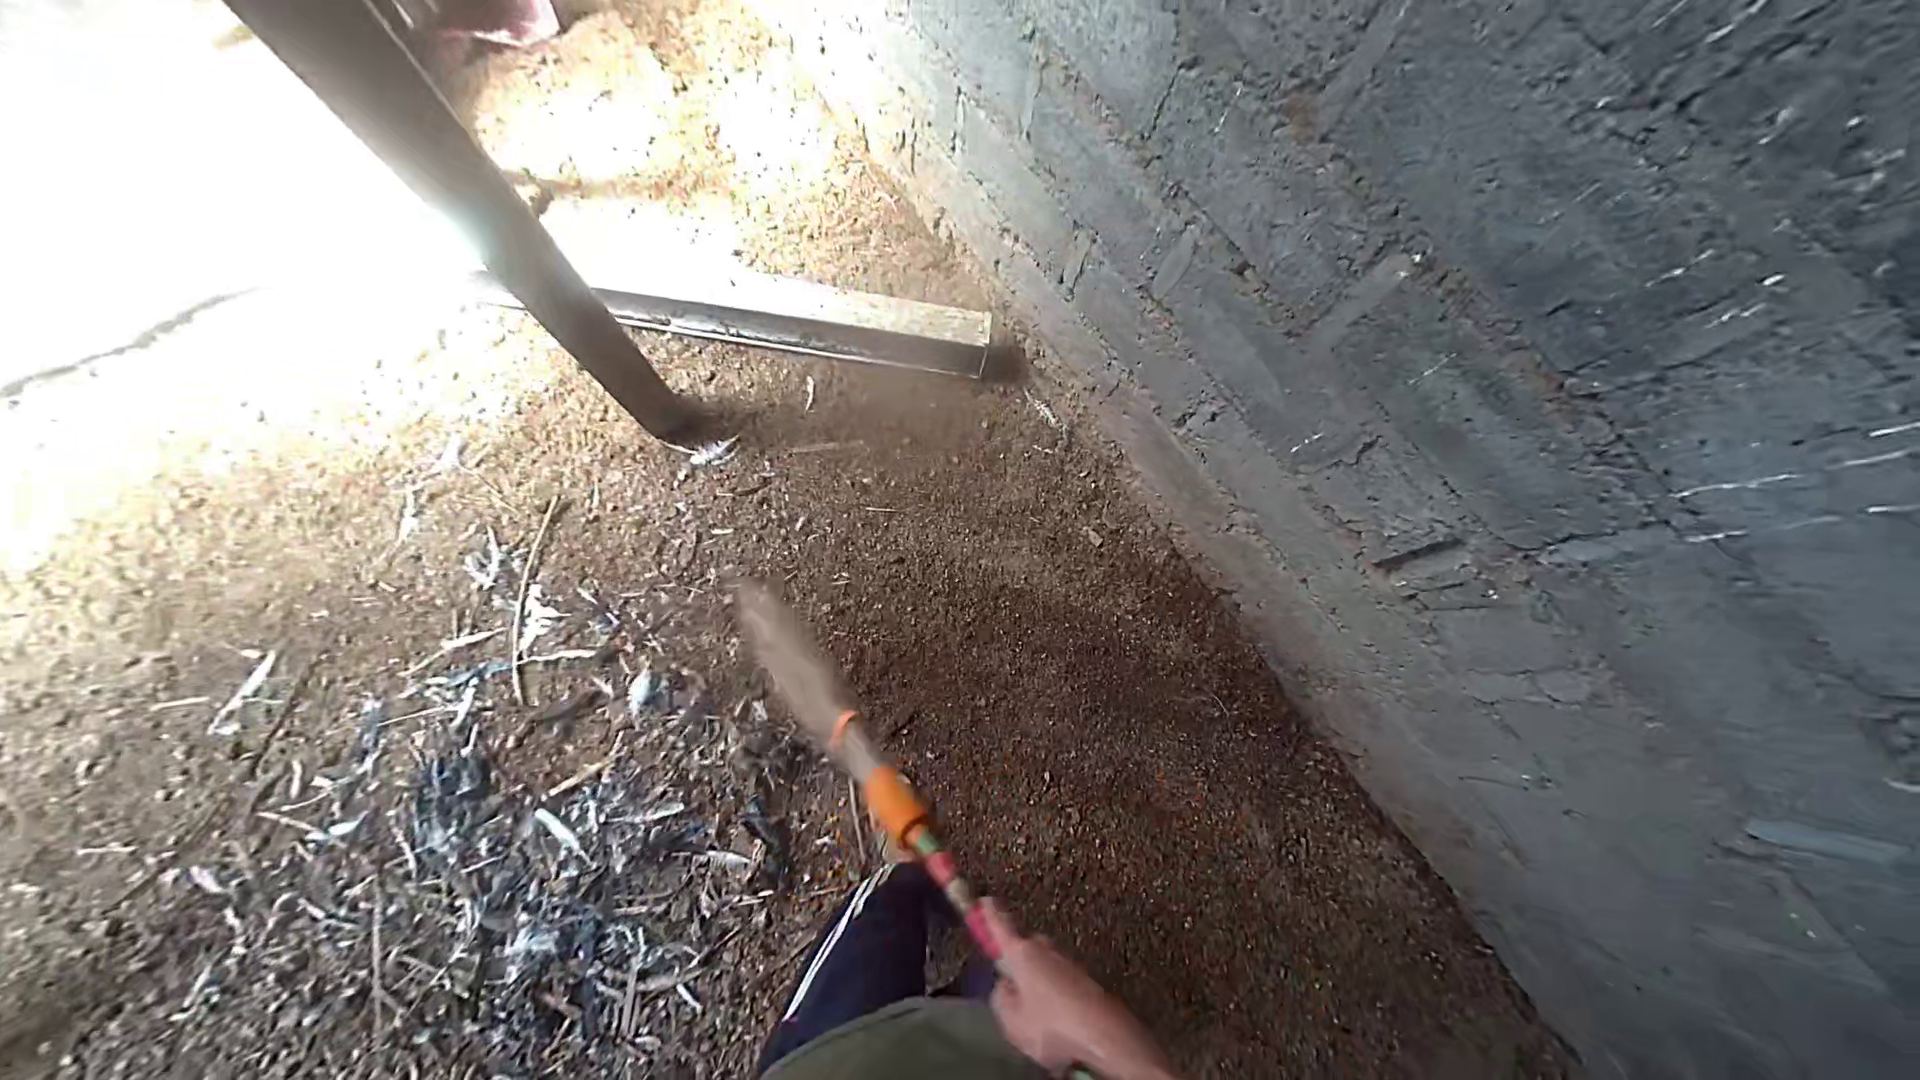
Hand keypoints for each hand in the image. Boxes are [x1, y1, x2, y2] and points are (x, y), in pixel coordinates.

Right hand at [980, 899, 1179, 1079]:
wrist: (1102, 1031)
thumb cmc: (1052, 1023)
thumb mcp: (1011, 1020)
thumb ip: (1001, 998)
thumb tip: (1004, 986)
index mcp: (1021, 951)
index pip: (1000, 924)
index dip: (989, 912)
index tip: (985, 899)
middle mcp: (1044, 947)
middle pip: (1024, 947)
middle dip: (1019, 962)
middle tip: (1015, 989)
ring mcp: (1066, 958)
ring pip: (1044, 964)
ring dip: (1040, 981)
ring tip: (1040, 1014)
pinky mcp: (1083, 975)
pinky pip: (1061, 979)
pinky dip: (1057, 993)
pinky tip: (1058, 1018)